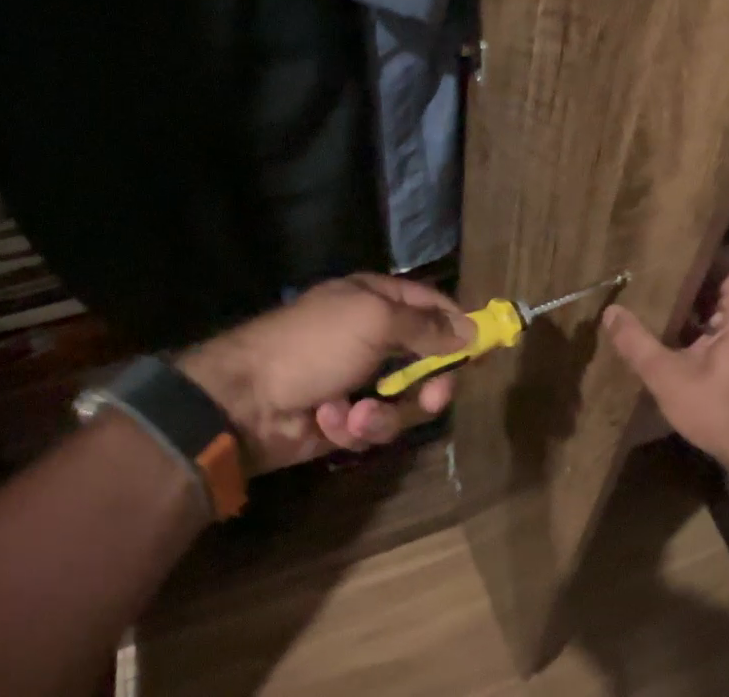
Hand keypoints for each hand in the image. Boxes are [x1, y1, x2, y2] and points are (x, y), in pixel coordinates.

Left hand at [175, 274, 472, 472]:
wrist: (246, 401)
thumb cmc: (313, 345)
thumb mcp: (374, 320)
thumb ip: (427, 326)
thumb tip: (470, 330)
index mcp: (375, 300)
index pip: (432, 305)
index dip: (459, 325)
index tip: (483, 350)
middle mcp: (370, 337)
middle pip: (426, 360)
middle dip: (429, 384)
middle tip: (431, 399)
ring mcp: (357, 379)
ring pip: (403, 402)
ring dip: (383, 414)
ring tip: (355, 416)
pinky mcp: (345, 418)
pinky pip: (373, 427)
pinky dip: (353, 428)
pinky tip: (329, 422)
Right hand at [603, 268, 728, 478]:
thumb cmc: (723, 413)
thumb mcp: (670, 378)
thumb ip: (637, 342)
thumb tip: (609, 311)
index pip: (720, 263)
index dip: (687, 262)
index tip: (655, 260)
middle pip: (724, 284)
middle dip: (687, 286)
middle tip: (648, 283)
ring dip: (698, 309)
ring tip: (657, 305)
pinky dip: (712, 327)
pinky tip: (679, 335)